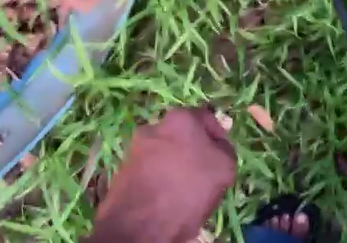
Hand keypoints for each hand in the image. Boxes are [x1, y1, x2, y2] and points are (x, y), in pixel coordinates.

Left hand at [88, 106, 236, 242]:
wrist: (137, 229)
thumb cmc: (187, 190)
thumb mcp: (225, 167)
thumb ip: (226, 149)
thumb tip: (218, 147)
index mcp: (181, 117)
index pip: (208, 120)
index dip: (219, 141)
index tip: (221, 161)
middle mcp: (154, 126)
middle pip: (183, 138)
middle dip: (193, 154)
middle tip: (203, 177)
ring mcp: (134, 151)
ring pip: (164, 156)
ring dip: (174, 168)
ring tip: (182, 193)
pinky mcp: (121, 175)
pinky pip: (148, 174)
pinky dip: (157, 183)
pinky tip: (164, 202)